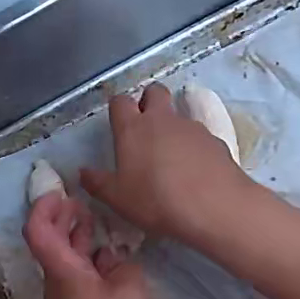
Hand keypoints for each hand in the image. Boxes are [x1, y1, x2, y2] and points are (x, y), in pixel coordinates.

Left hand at [23, 191, 161, 298]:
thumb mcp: (132, 292)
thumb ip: (123, 264)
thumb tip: (111, 258)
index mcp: (63, 273)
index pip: (38, 231)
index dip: (44, 207)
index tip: (63, 192)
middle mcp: (57, 285)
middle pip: (50, 243)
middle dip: (63, 218)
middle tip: (83, 201)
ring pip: (65, 261)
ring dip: (77, 238)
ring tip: (98, 222)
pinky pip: (78, 279)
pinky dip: (88, 261)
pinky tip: (111, 260)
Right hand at [81, 84, 257, 242]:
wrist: (214, 207)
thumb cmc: (156, 201)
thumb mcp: (118, 199)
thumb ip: (98, 183)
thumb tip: (83, 172)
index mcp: (133, 129)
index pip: (120, 101)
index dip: (118, 108)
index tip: (118, 122)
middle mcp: (162, 120)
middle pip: (154, 92)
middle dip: (149, 101)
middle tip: (145, 128)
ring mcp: (192, 127)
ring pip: (179, 115)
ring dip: (172, 128)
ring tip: (171, 159)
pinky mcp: (216, 140)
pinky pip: (200, 136)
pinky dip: (194, 147)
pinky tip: (195, 172)